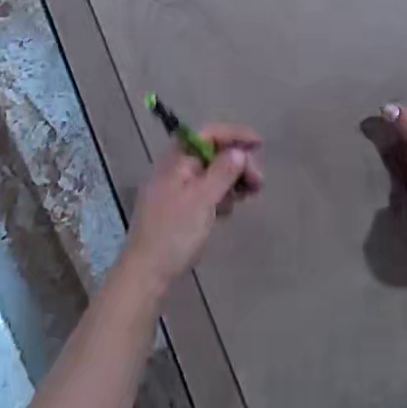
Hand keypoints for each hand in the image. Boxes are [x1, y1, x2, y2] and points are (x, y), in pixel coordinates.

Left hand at [123, 125, 263, 286]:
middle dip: (237, 163)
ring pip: (211, 174)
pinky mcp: (179, 209)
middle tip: (258, 182)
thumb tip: (239, 151)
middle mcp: (175, 169)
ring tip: (249, 196)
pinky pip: (205, 192)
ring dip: (232, 180)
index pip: (208, 134)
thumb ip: (222, 172)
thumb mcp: (203, 199)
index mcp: (176, 160)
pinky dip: (220, 196)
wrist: (147, 273)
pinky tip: (228, 210)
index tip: (259, 144)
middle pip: (212, 153)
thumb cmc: (175, 232)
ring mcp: (176, 190)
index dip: (235, 135)